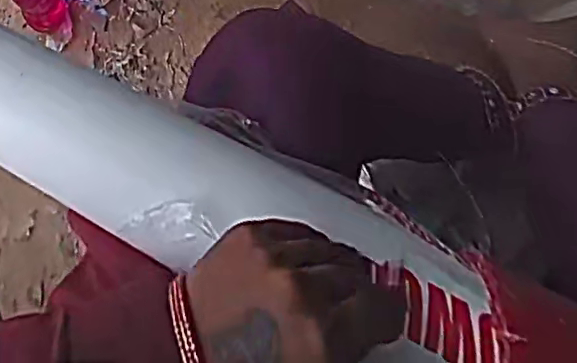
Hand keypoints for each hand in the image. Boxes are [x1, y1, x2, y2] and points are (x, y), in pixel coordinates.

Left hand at [184, 220, 403, 362]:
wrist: (187, 347)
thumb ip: (347, 348)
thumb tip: (369, 332)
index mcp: (323, 333)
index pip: (380, 306)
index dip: (389, 309)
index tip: (389, 309)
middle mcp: (300, 287)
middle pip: (353, 274)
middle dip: (360, 287)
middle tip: (360, 297)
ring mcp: (271, 255)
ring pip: (323, 247)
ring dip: (333, 262)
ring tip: (333, 274)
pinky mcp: (247, 235)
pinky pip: (290, 229)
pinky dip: (303, 242)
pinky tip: (306, 254)